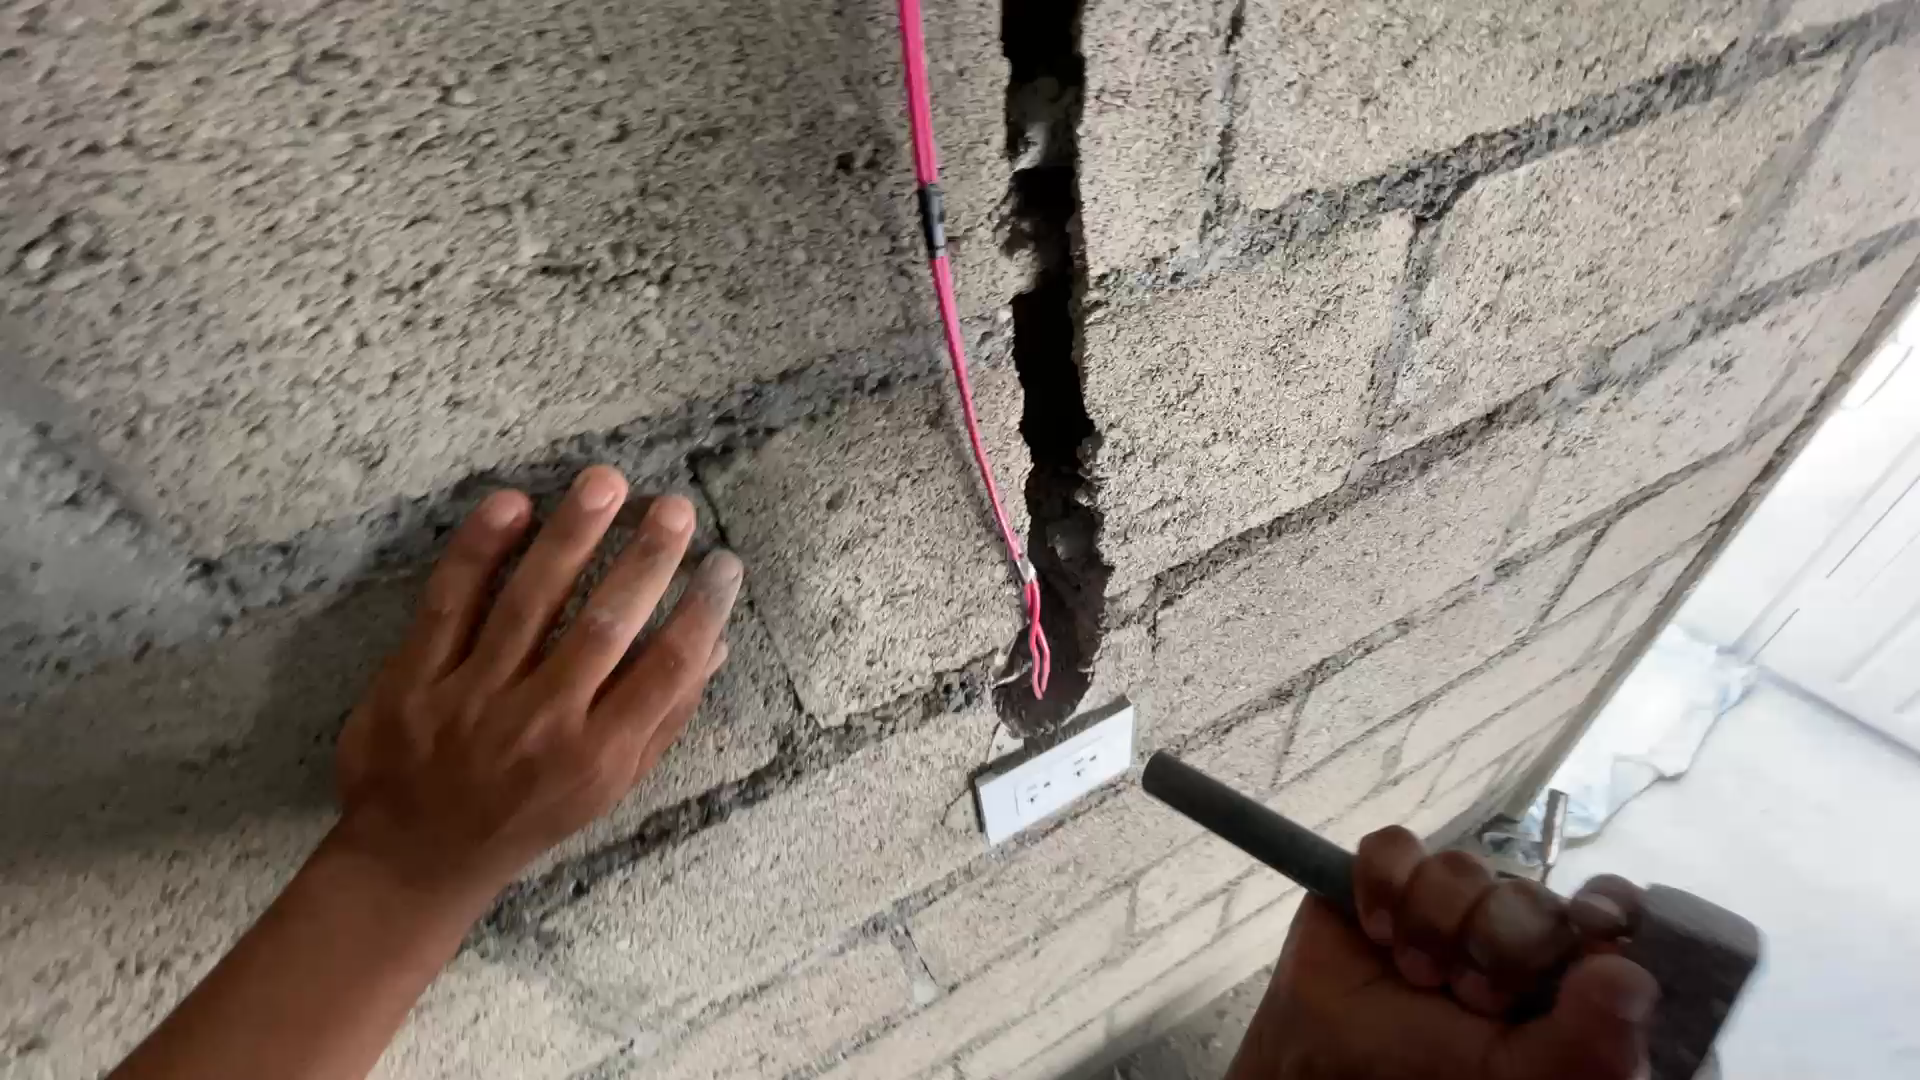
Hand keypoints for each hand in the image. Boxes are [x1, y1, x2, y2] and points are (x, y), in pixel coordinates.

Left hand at [332, 464, 741, 901]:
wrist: (411, 859)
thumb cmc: (535, 815)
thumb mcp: (615, 784)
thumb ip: (667, 715)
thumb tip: (717, 644)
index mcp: (598, 755)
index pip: (666, 670)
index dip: (702, 611)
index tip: (724, 562)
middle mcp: (541, 724)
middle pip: (603, 627)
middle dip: (646, 560)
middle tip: (675, 508)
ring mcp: (470, 699)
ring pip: (528, 603)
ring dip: (572, 536)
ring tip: (606, 483)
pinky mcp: (410, 680)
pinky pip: (447, 604)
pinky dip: (478, 551)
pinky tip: (512, 504)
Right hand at [1227, 827, 1656, 1079]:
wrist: (1329, 1049)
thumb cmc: (1430, 1073)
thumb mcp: (1521, 1075)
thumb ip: (1586, 1042)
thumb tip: (1630, 974)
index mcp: (1560, 976)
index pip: (1612, 915)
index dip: (1609, 908)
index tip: (1595, 926)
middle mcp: (1509, 927)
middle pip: (1529, 892)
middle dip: (1496, 942)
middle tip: (1468, 992)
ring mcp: (1442, 894)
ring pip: (1460, 865)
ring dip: (1430, 921)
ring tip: (1411, 969)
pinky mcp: (1382, 871)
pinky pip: (1392, 845)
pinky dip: (1381, 882)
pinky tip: (1373, 926)